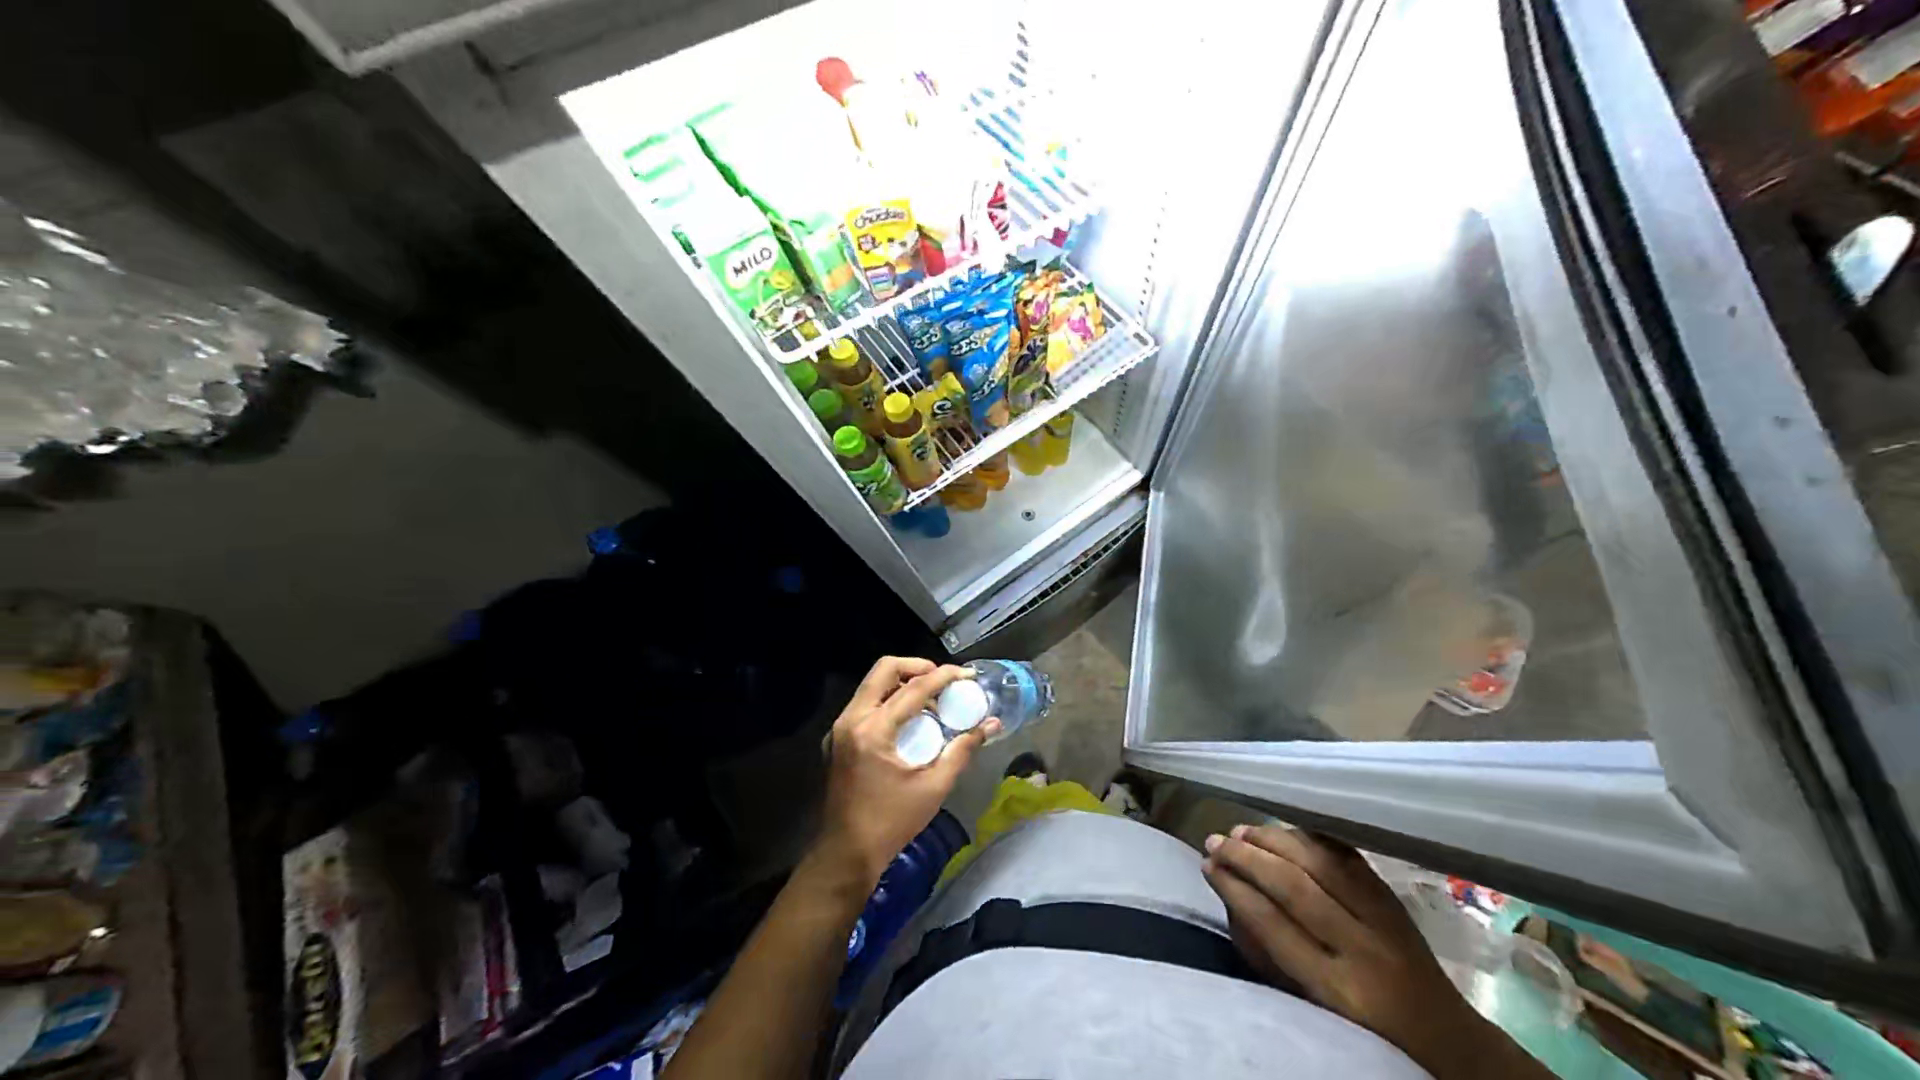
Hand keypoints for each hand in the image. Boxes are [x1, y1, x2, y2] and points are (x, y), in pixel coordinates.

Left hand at [814, 658, 997, 884]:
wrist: (845, 852)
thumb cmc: (891, 822)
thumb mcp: (933, 787)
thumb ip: (962, 750)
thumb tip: (990, 724)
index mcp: (873, 730)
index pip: (913, 688)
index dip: (945, 676)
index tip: (968, 675)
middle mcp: (850, 719)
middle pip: (884, 670)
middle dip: (917, 667)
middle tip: (943, 680)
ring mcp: (839, 728)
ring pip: (872, 685)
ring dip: (902, 684)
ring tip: (930, 701)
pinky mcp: (836, 739)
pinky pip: (864, 705)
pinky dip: (888, 702)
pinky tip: (908, 722)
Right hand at [1202, 825, 1506, 1077]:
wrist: (1445, 1038)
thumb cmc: (1361, 1028)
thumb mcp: (1309, 1006)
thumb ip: (1269, 955)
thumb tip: (1232, 897)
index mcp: (1337, 989)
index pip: (1273, 924)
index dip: (1235, 889)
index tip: (1207, 866)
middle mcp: (1363, 948)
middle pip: (1296, 886)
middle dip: (1247, 858)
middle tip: (1214, 840)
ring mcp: (1385, 919)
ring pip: (1322, 863)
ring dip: (1275, 839)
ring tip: (1242, 829)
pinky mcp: (1395, 900)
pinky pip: (1348, 857)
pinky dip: (1310, 837)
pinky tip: (1284, 830)